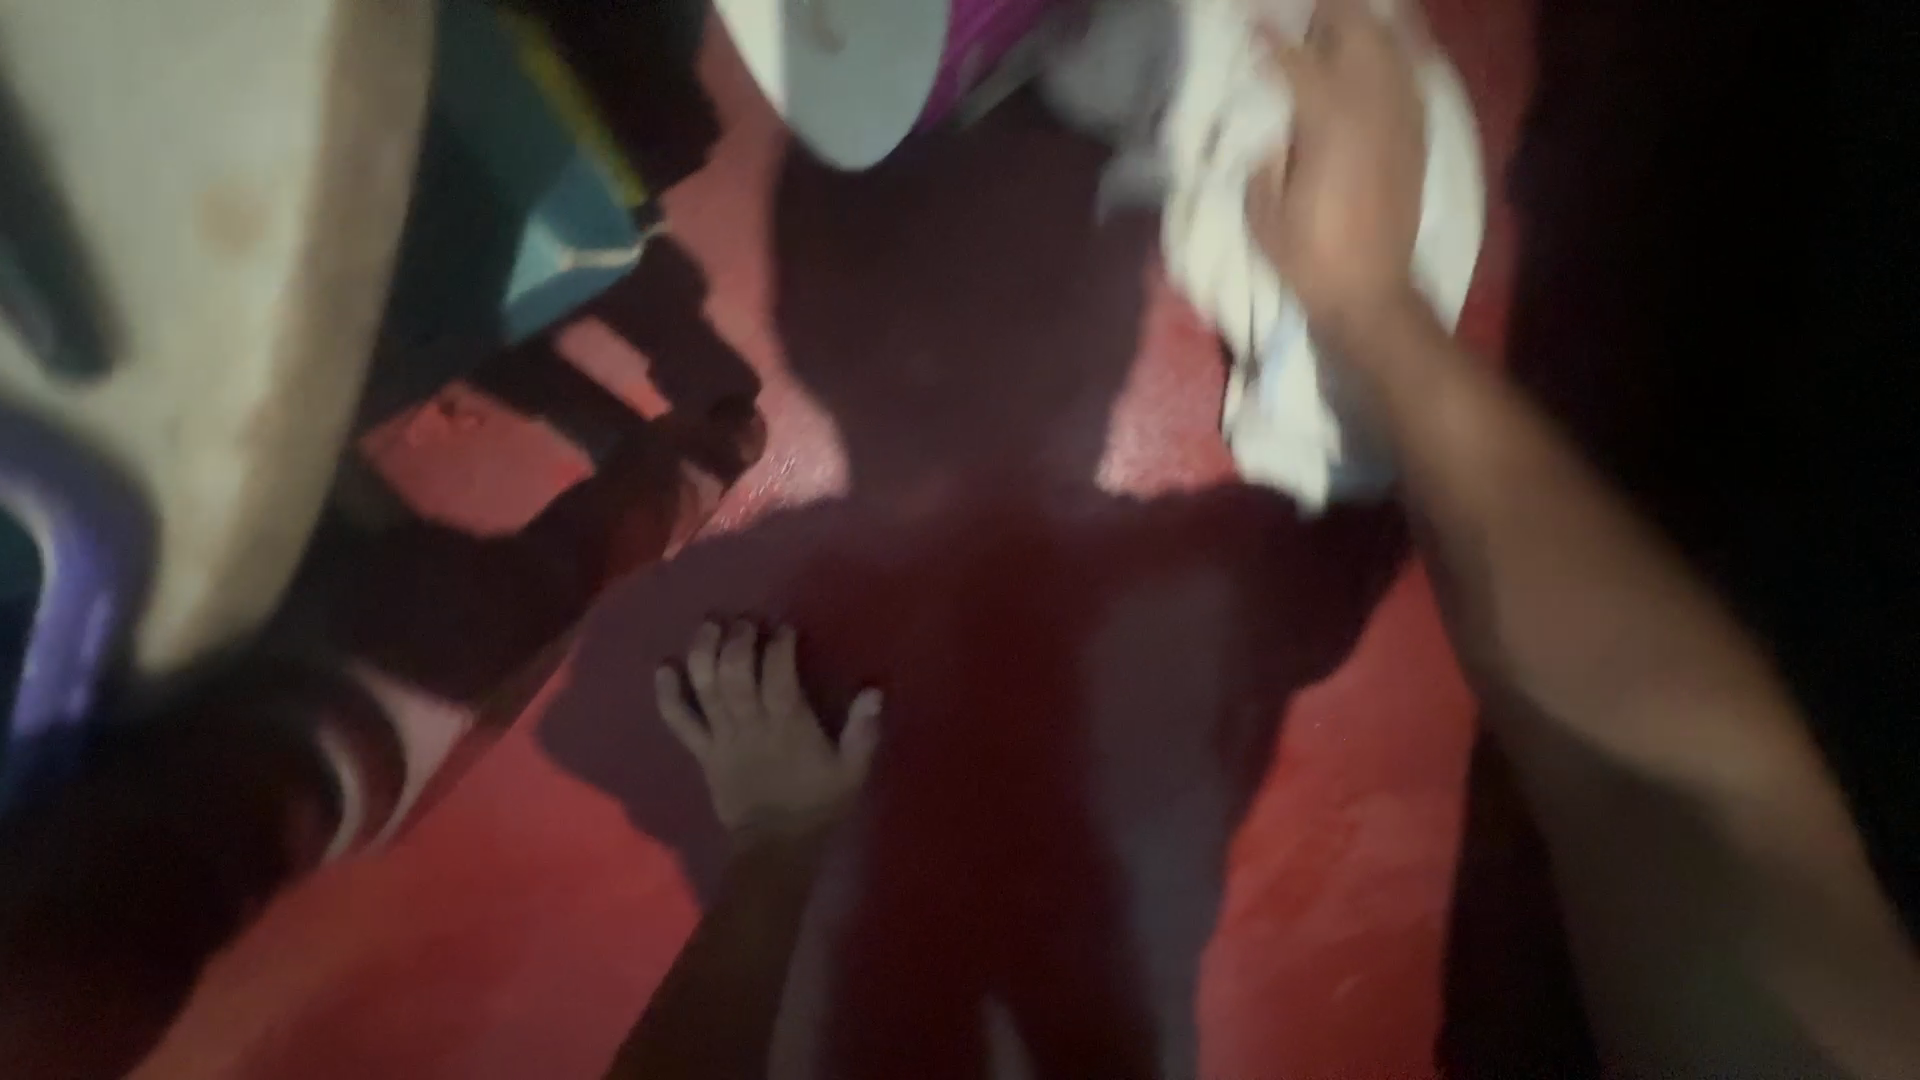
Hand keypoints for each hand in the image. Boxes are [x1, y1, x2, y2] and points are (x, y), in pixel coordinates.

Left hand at [656, 622, 881, 843]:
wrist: (775, 850)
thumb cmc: (818, 805)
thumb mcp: (852, 770)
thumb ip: (862, 730)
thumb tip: (874, 690)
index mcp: (788, 727)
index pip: (780, 677)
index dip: (780, 648)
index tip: (784, 627)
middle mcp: (751, 726)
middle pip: (736, 675)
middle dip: (738, 641)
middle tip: (745, 621)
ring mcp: (722, 739)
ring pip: (706, 689)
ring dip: (704, 653)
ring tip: (708, 625)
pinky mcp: (702, 753)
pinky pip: (680, 722)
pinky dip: (667, 695)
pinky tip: (663, 668)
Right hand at [1247, 0, 1428, 338]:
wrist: (1369, 290)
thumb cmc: (1307, 259)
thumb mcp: (1263, 216)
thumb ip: (1265, 162)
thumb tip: (1275, 133)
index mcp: (1328, 125)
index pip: (1297, 62)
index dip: (1271, 40)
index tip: (1253, 23)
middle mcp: (1373, 105)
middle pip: (1356, 31)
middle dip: (1327, 14)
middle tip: (1301, 16)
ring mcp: (1402, 116)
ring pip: (1390, 42)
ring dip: (1363, 25)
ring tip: (1338, 24)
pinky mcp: (1418, 132)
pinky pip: (1412, 71)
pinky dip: (1394, 50)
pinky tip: (1379, 49)